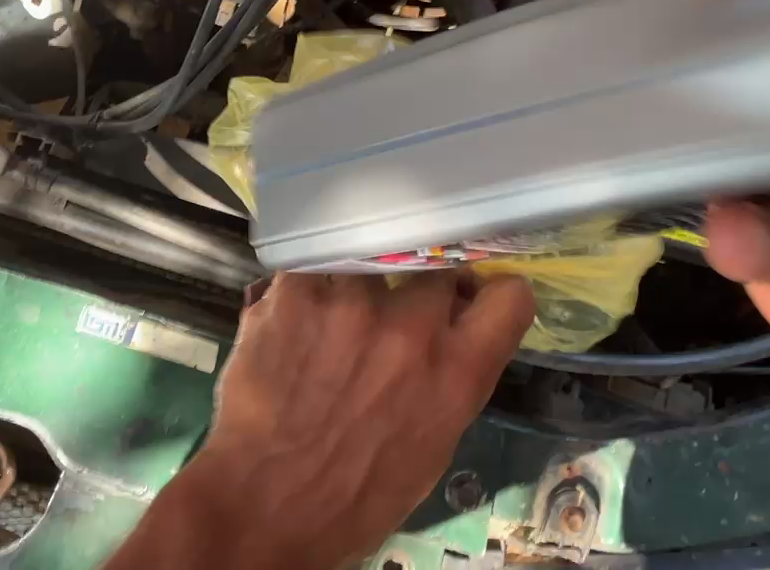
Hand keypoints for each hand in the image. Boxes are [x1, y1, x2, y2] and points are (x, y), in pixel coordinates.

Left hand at [110, 272, 533, 569]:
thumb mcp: (430, 447)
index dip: (489, 292)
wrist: (261, 506)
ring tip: (332, 322)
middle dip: (420, 287)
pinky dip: (307, 293)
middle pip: (435, 268)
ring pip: (367, 264)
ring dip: (357, 290)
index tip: (470, 296)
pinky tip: (294, 323)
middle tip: (394, 311)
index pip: (507, 298)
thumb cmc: (354, 495)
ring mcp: (349, 303)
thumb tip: (451, 335)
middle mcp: (410, 327)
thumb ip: (449, 379)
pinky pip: (312, 270)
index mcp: (456, 373)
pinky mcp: (295, 292)